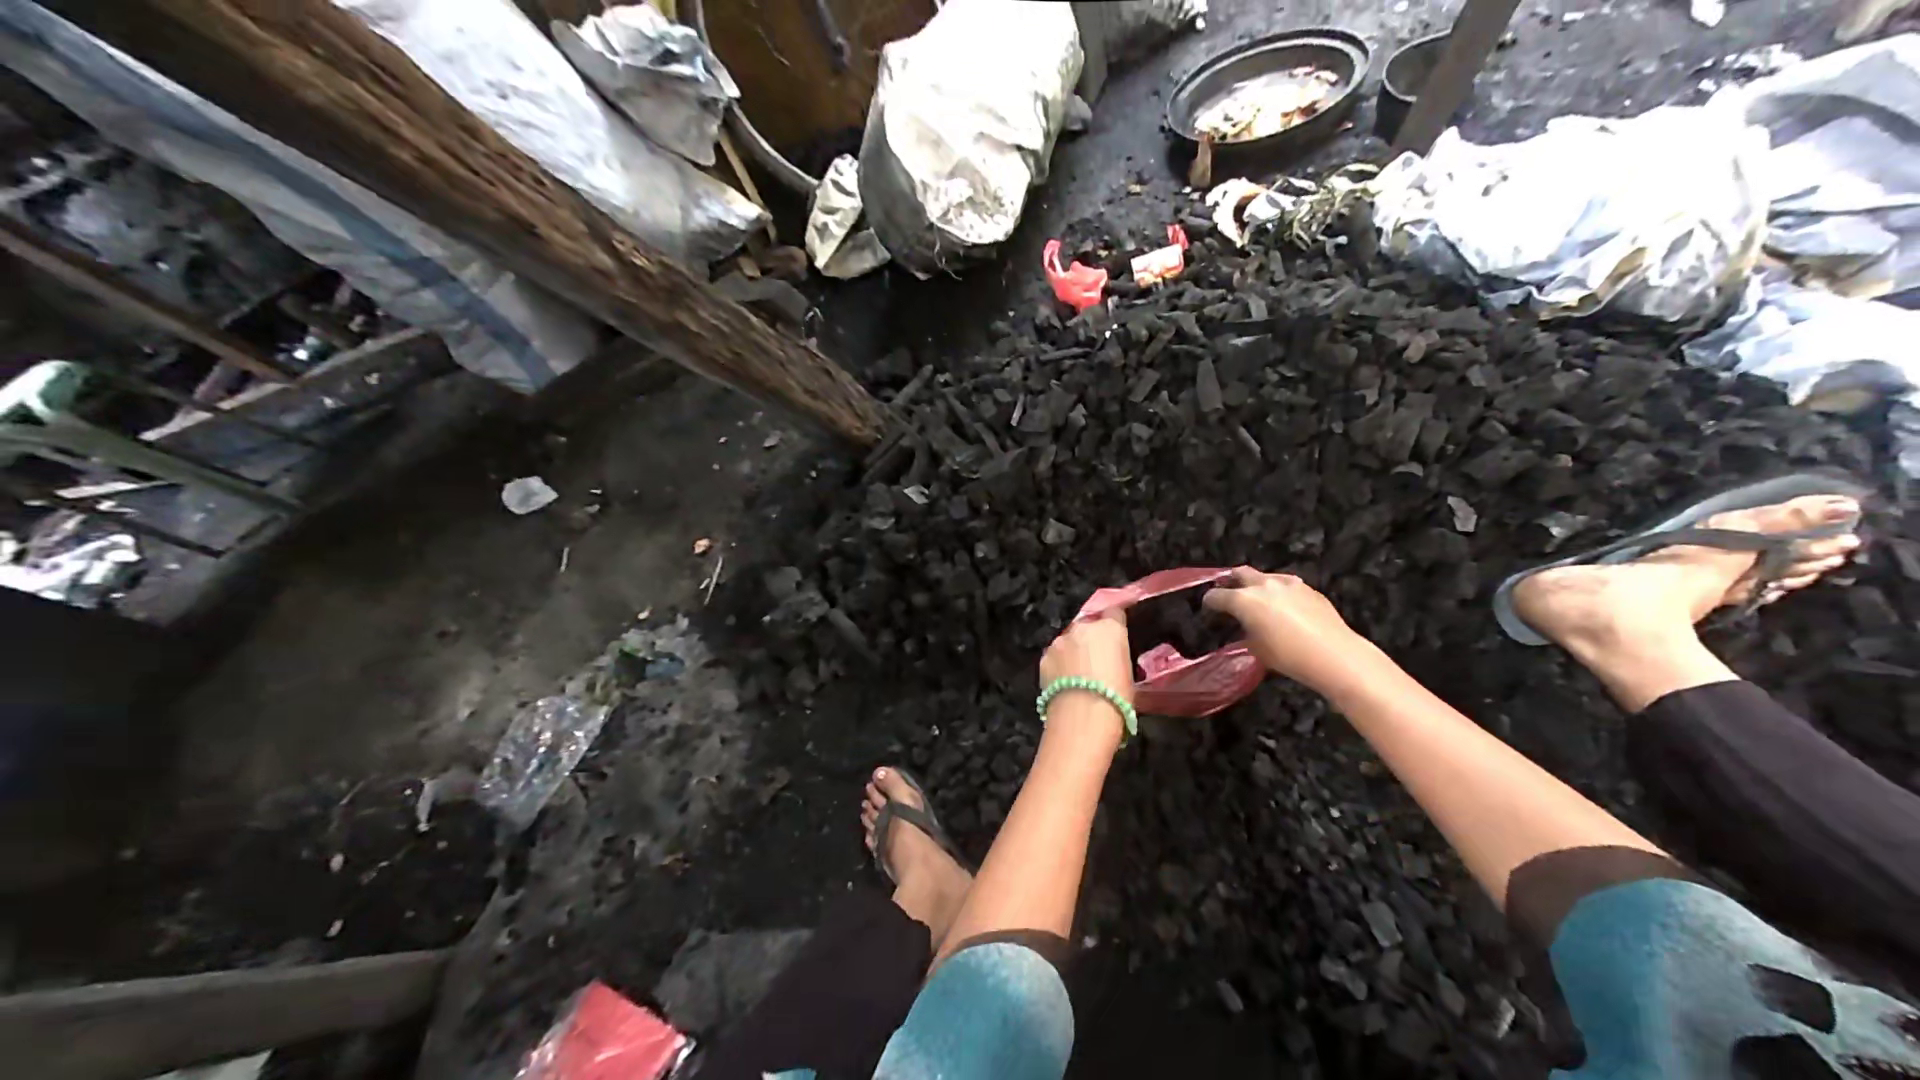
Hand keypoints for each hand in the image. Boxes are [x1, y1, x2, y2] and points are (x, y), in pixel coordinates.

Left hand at [1039, 611, 1135, 702]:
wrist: (1082, 718)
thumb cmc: (1116, 699)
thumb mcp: (1129, 674)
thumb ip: (1117, 656)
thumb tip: (1112, 659)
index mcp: (1110, 628)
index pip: (1114, 612)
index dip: (1115, 622)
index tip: (1115, 633)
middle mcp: (1083, 628)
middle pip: (1088, 625)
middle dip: (1091, 638)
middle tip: (1096, 659)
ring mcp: (1059, 641)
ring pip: (1068, 640)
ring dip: (1072, 650)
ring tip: (1077, 674)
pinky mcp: (1043, 657)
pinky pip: (1054, 656)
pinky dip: (1058, 664)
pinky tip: (1063, 682)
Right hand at [1202, 567, 1375, 695]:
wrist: (1334, 655)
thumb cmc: (1288, 656)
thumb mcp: (1255, 648)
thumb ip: (1246, 630)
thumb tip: (1248, 624)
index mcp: (1243, 600)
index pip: (1216, 595)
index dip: (1209, 602)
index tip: (1209, 607)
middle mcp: (1263, 585)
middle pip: (1239, 573)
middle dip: (1230, 581)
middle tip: (1228, 592)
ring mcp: (1288, 584)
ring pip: (1265, 577)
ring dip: (1257, 586)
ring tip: (1259, 600)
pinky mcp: (1309, 589)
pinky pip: (1287, 586)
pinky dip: (1280, 593)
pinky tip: (1285, 608)